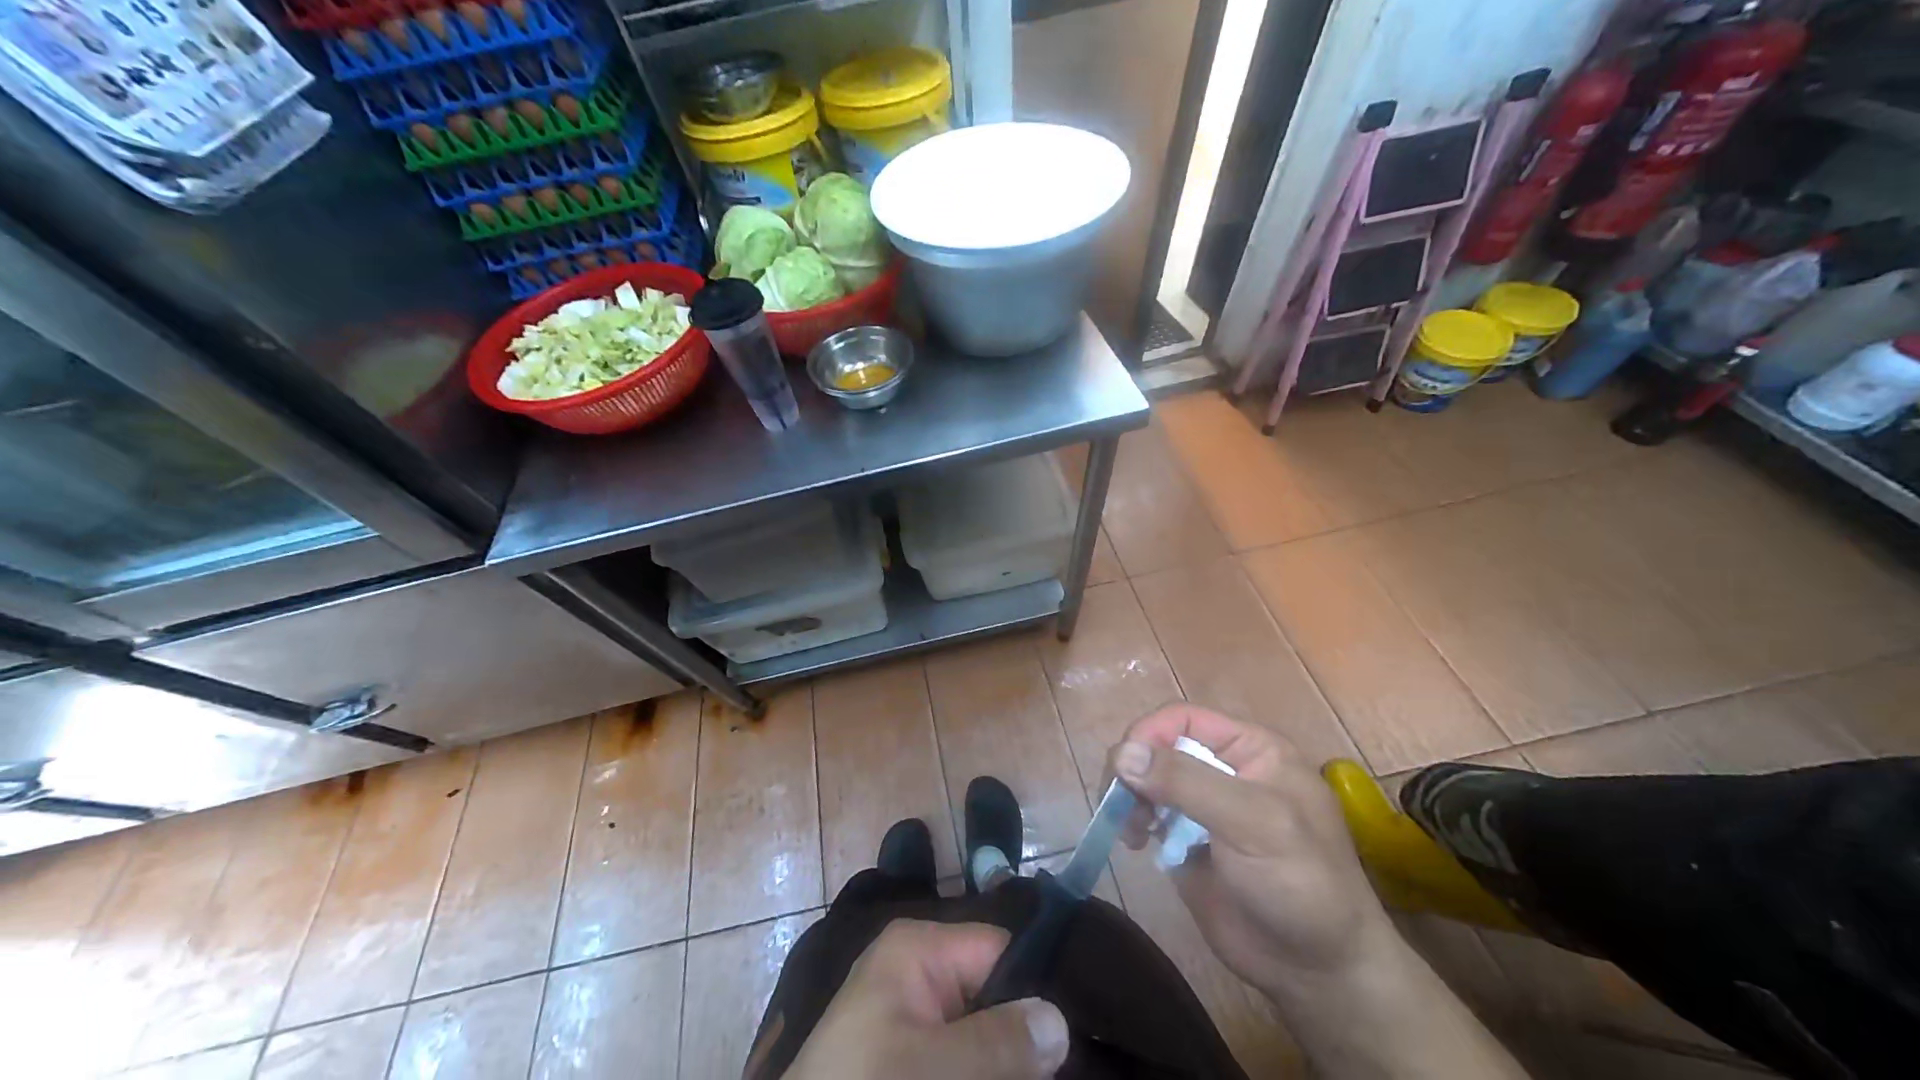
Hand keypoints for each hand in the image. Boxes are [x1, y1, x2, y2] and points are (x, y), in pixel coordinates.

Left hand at [782, 920, 1069, 1079]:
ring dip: (1005, 1059)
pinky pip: (963, 1050)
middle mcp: (921, 968)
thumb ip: (997, 1043)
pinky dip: (982, 1067)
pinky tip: (1003, 1076)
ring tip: (1037, 1075)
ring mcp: (916, 1011)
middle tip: (1055, 1068)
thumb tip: (1060, 1022)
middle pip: (996, 992)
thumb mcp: (930, 1064)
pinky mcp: (912, 1050)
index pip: (1001, 949)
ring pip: (985, 1029)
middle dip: (1022, 1034)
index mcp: (920, 947)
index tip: (1070, 1037)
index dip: (1035, 992)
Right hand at [1105, 704, 1395, 996]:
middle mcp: (1225, 770)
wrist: (1317, 970)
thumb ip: (1188, 783)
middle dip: (1133, 768)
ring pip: (1147, 778)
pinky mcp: (1185, 841)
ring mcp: (1204, 807)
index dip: (1149, 734)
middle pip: (1158, 745)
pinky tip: (1135, 843)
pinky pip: (1147, 814)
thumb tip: (1122, 752)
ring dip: (1128, 796)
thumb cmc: (1301, 884)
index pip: (1184, 719)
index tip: (1124, 768)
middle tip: (1119, 802)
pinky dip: (1131, 820)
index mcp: (1252, 750)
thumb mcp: (1254, 823)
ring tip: (1130, 830)